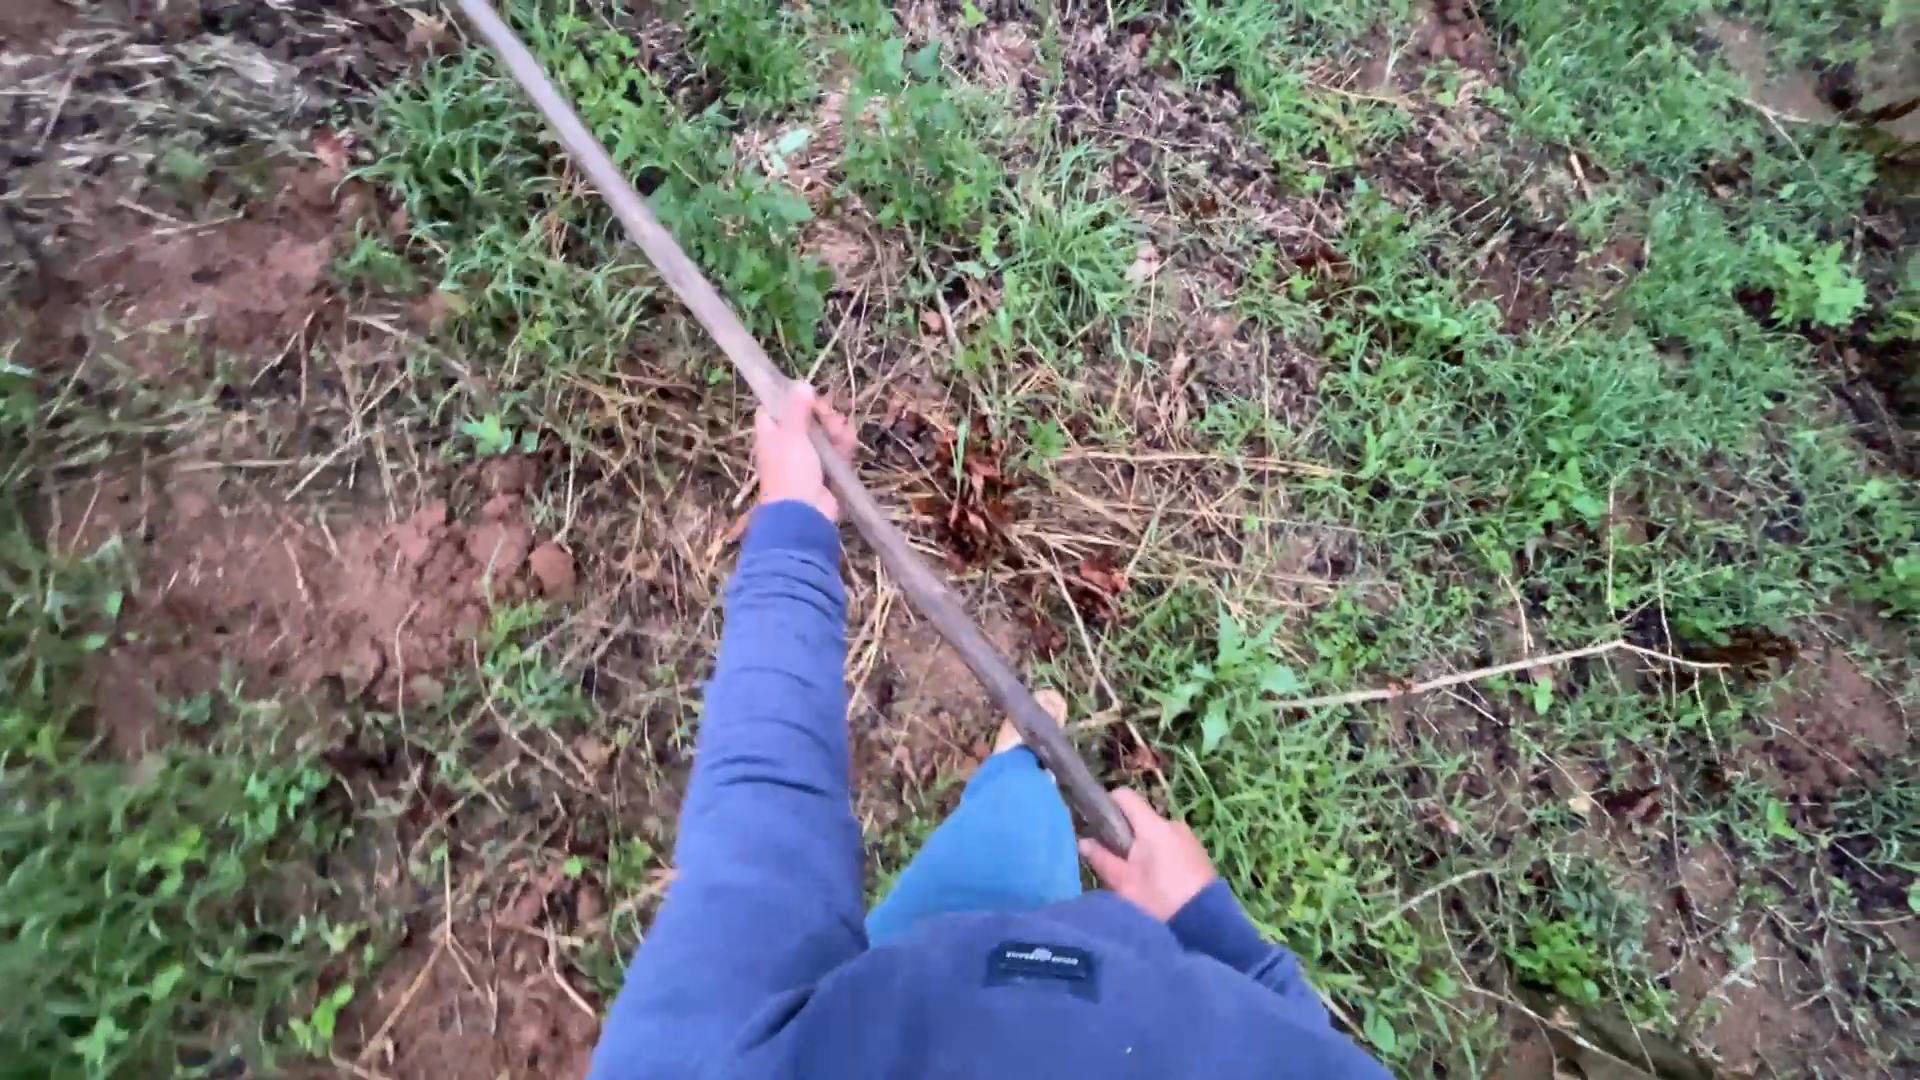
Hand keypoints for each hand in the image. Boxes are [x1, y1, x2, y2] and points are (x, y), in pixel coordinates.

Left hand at [754, 384, 855, 521]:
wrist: (803, 513)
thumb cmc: (789, 471)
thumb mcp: (791, 434)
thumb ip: (797, 408)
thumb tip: (801, 384)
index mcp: (770, 436)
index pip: (773, 411)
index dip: (787, 401)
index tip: (804, 395)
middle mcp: (787, 447)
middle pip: (804, 421)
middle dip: (820, 415)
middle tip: (828, 413)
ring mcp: (808, 461)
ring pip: (824, 437)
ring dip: (835, 429)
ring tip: (842, 429)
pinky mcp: (827, 474)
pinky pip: (837, 454)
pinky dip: (843, 446)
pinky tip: (850, 439)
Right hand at [1078, 789, 1218, 920]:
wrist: (1208, 926)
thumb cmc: (1161, 902)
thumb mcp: (1125, 884)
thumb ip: (1102, 859)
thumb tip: (1083, 841)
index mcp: (1153, 826)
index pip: (1125, 795)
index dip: (1108, 804)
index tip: (1099, 826)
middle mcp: (1172, 823)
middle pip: (1140, 817)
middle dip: (1126, 834)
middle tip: (1119, 862)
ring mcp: (1188, 837)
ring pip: (1156, 833)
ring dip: (1145, 847)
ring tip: (1142, 877)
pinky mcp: (1199, 852)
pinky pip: (1172, 844)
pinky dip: (1162, 855)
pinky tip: (1162, 882)